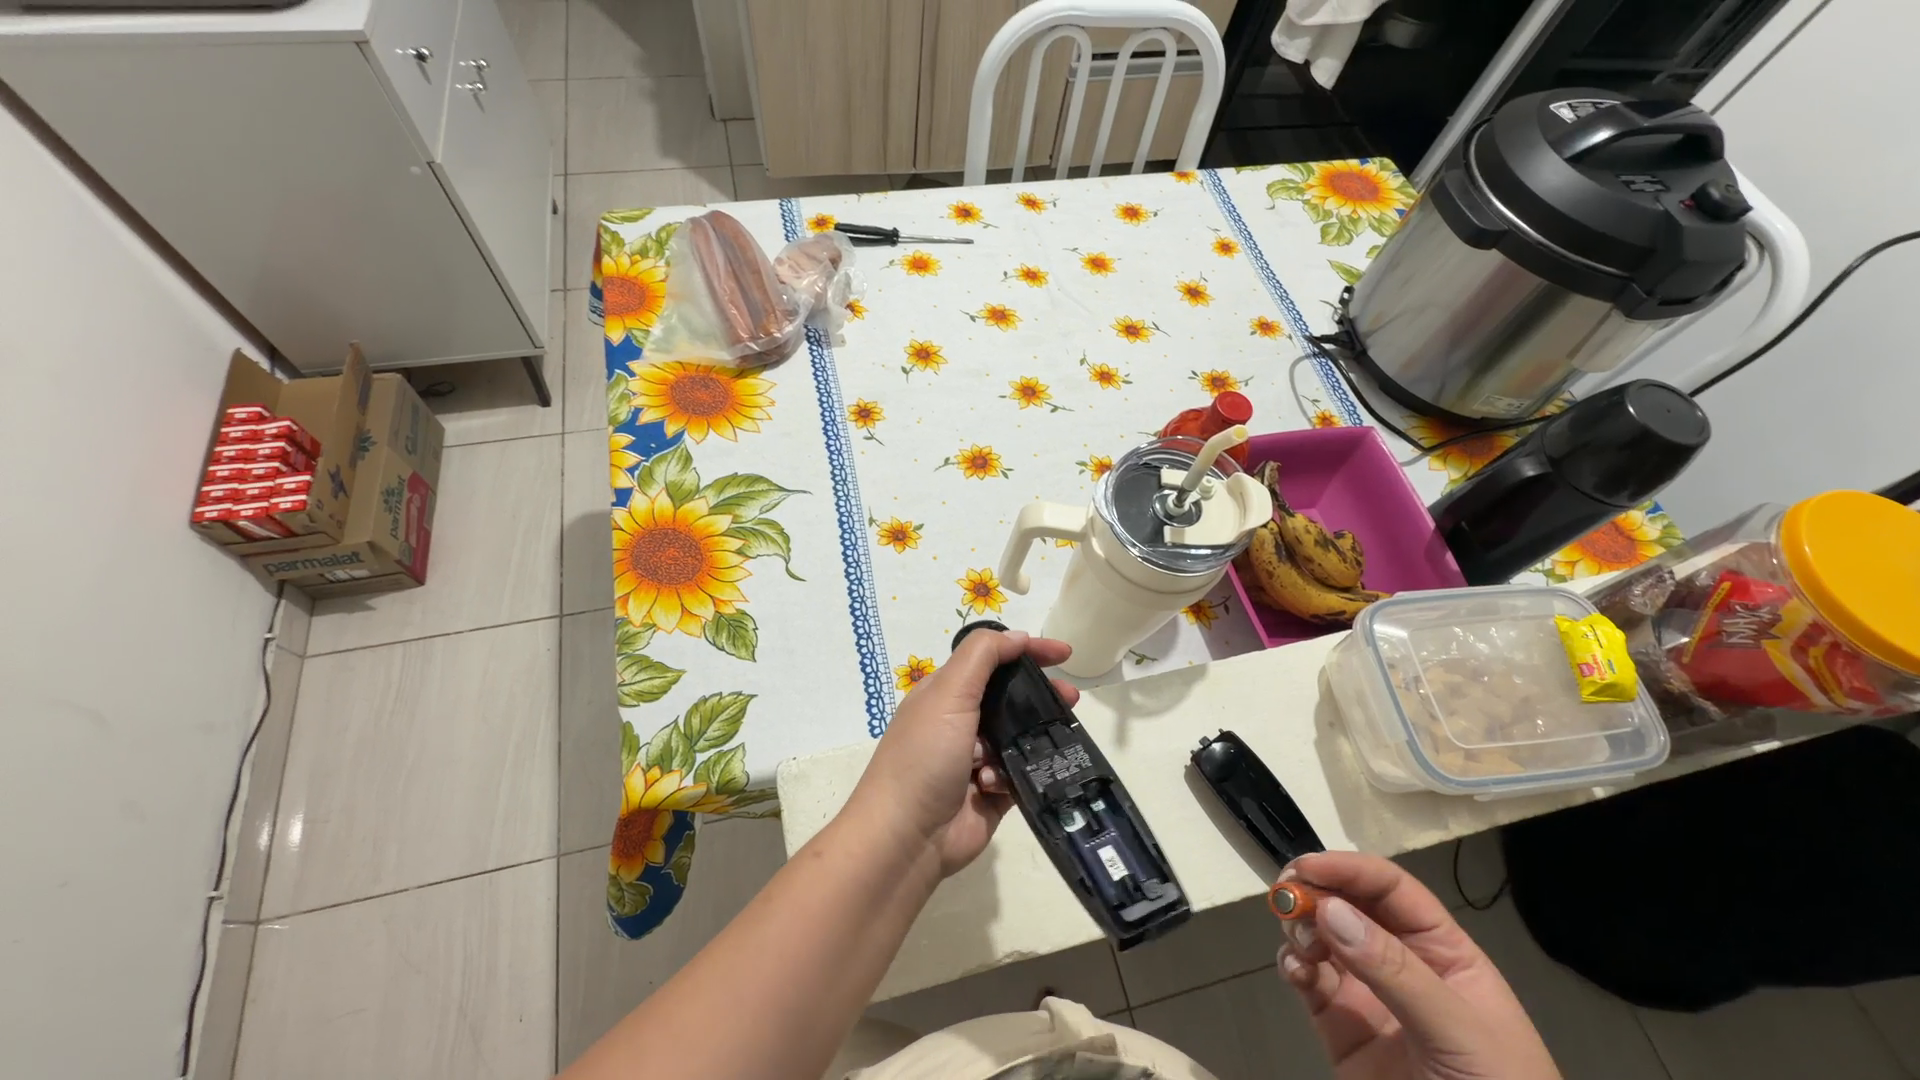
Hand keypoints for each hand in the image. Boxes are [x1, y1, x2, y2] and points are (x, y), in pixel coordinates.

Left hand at [847, 629, 1076, 877]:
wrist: (907, 836)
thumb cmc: (924, 755)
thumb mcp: (947, 692)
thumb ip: (983, 656)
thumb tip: (1017, 638)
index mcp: (945, 693)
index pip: (992, 660)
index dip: (1027, 651)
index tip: (1064, 653)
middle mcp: (960, 722)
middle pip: (1012, 698)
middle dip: (1041, 696)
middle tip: (1070, 698)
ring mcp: (976, 759)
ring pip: (1021, 736)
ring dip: (1028, 738)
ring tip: (1047, 742)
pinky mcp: (991, 794)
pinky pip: (1019, 774)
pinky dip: (1012, 776)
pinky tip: (995, 785)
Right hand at [1276, 852, 1560, 1079]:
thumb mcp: (1459, 1031)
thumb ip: (1396, 972)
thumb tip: (1330, 910)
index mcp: (1444, 953)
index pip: (1393, 891)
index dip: (1350, 870)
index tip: (1306, 867)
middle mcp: (1401, 964)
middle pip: (1350, 905)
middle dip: (1315, 892)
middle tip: (1287, 895)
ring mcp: (1367, 996)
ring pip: (1322, 937)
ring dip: (1301, 927)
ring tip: (1300, 944)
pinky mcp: (1339, 1028)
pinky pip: (1308, 981)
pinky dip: (1292, 965)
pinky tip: (1295, 970)